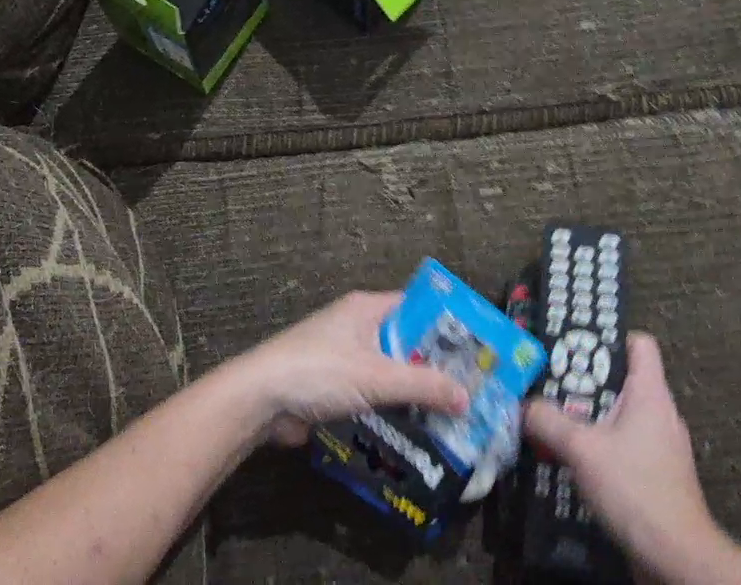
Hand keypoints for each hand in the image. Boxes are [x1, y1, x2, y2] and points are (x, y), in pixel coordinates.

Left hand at [230, 291, 469, 446]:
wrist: (261, 400)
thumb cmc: (318, 371)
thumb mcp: (376, 375)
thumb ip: (423, 385)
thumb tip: (466, 398)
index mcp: (367, 309)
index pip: (417, 308)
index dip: (448, 326)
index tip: (478, 349)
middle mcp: (358, 328)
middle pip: (407, 343)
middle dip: (436, 367)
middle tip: (474, 391)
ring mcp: (345, 358)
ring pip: (391, 373)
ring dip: (415, 393)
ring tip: (455, 417)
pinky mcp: (335, 388)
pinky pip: (374, 395)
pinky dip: (393, 409)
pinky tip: (419, 432)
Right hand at [523, 334, 723, 573]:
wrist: (675, 557)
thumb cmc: (635, 488)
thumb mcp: (582, 448)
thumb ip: (548, 420)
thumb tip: (522, 406)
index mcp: (650, 394)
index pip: (639, 344)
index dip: (608, 336)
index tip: (572, 342)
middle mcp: (659, 414)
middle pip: (619, 380)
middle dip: (581, 381)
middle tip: (545, 382)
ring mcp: (659, 447)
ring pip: (616, 415)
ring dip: (583, 416)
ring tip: (549, 420)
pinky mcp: (653, 476)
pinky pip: (620, 446)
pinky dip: (595, 446)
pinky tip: (567, 459)